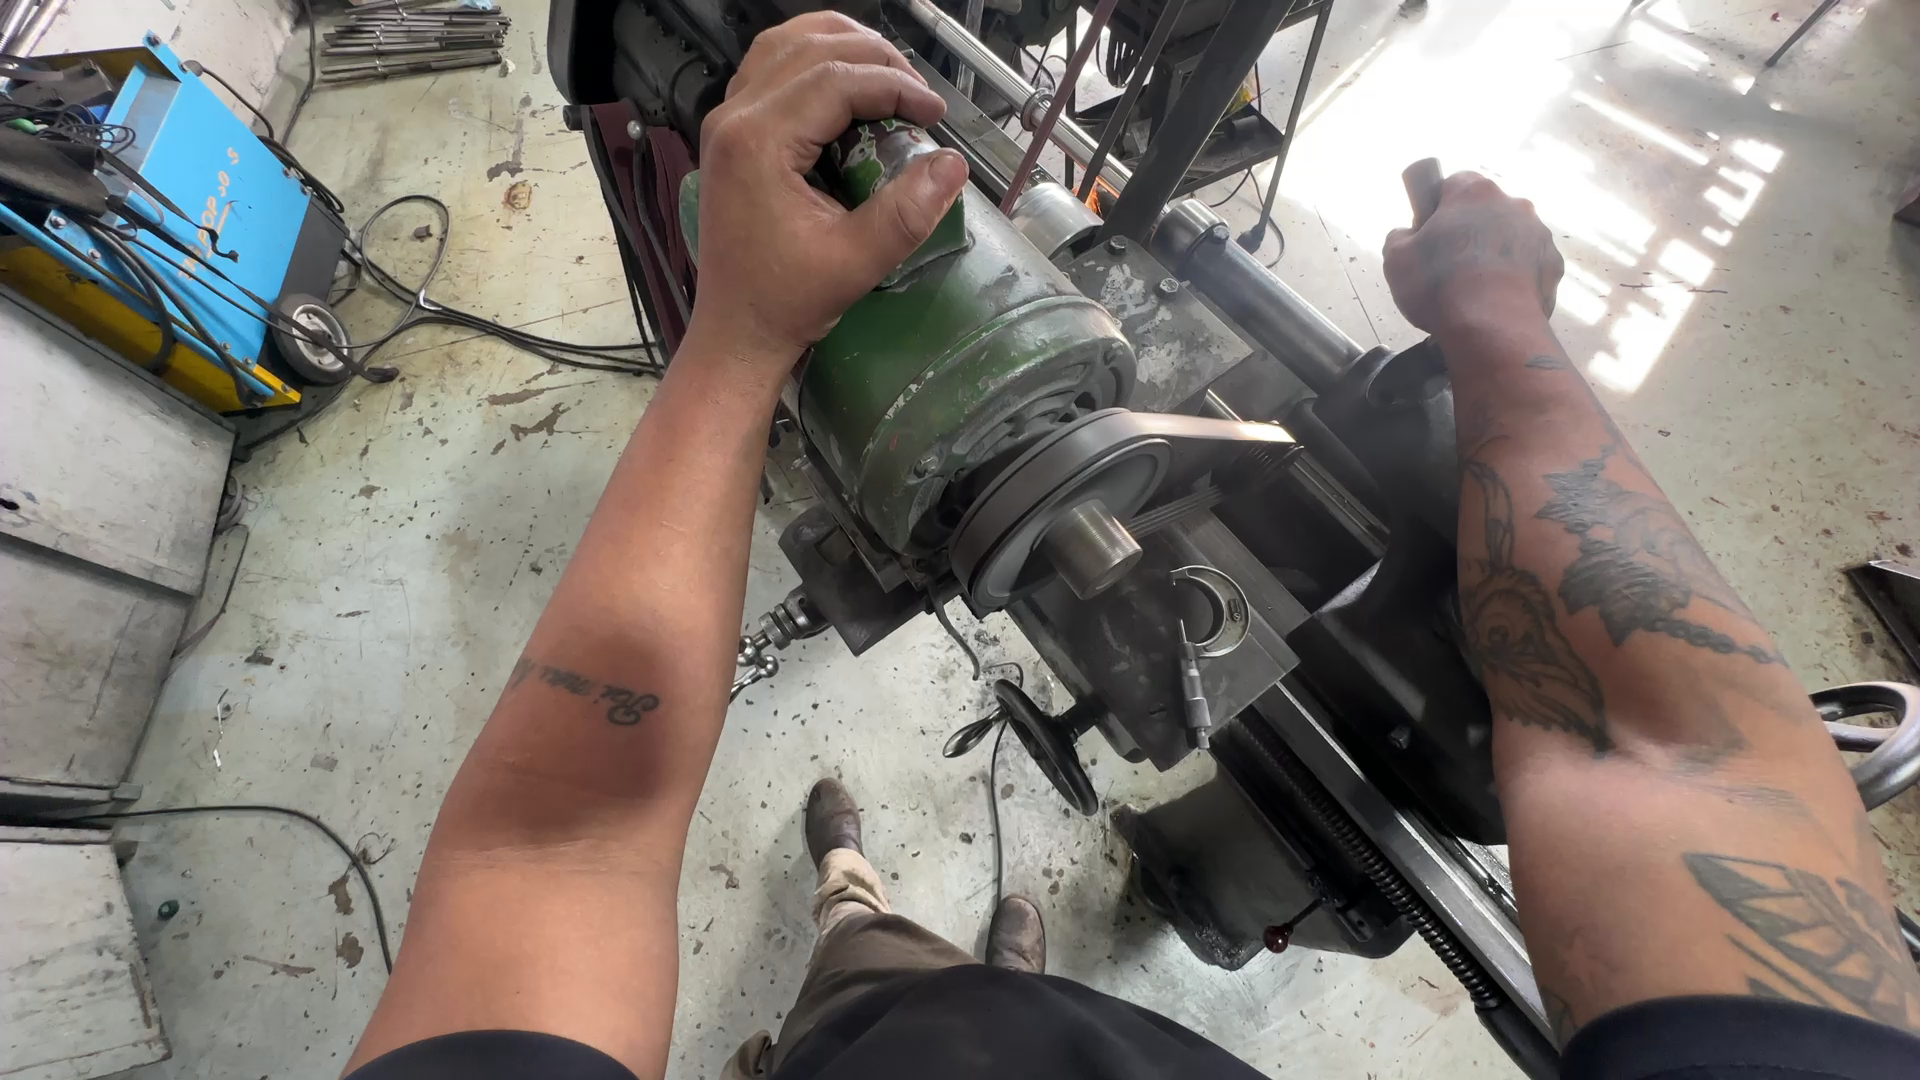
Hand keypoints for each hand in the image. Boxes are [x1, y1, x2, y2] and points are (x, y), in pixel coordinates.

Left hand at [687, 12, 970, 378]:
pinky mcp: (730, 138)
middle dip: (874, 59)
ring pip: (785, 47)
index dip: (895, 86)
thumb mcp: (856, 264)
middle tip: (919, 94)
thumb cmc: (788, 303)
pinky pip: (770, 72)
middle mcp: (734, 118)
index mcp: (758, 141)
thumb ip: (906, 214)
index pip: (836, 80)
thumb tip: (953, 166)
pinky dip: (812, 66)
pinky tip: (845, 90)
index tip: (936, 114)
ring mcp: (726, 124)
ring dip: (841, 49)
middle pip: (810, 48)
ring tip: (889, 78)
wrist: (738, 332)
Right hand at [1381, 171, 1562, 340]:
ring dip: (1489, 255)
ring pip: (1507, 238)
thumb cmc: (1437, 284)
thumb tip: (1407, 233)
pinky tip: (1490, 302)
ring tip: (1468, 290)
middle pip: (1484, 212)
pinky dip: (1510, 278)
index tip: (1426, 232)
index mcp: (1473, 194)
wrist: (1490, 324)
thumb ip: (1399, 237)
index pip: (1454, 182)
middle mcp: (1513, 204)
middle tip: (1443, 265)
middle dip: (1466, 232)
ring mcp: (1538, 234)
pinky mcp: (1552, 264)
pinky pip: (1525, 265)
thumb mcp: (1395, 259)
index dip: (1437, 206)